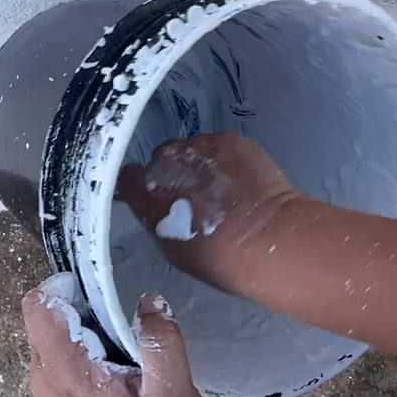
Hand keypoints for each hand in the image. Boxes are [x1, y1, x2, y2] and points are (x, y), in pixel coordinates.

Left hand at [23, 273, 211, 396]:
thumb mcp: (174, 396)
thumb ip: (161, 345)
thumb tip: (148, 300)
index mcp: (67, 376)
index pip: (39, 308)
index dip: (66, 286)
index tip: (104, 290)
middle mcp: (45, 377)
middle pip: (44, 311)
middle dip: (80, 300)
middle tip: (122, 315)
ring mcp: (47, 382)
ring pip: (50, 322)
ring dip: (83, 315)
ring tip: (123, 332)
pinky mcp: (56, 384)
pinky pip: (58, 338)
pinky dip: (83, 330)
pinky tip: (116, 347)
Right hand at [115, 132, 302, 293]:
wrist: (266, 239)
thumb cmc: (218, 257)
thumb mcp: (173, 247)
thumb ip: (157, 218)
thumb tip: (158, 205)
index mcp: (147, 193)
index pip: (129, 178)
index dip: (141, 185)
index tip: (153, 193)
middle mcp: (166, 162)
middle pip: (162, 159)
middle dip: (174, 172)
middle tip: (196, 192)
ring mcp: (199, 145)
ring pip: (192, 148)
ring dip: (201, 162)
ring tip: (223, 185)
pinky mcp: (230, 139)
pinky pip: (220, 145)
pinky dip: (227, 157)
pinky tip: (241, 177)